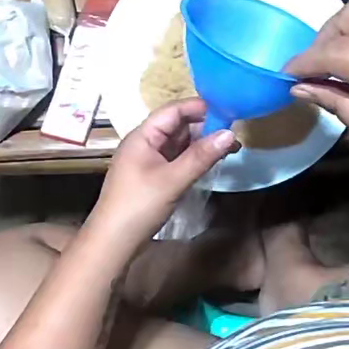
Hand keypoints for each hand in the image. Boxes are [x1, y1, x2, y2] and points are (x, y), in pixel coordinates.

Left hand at [88, 100, 237, 245]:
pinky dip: (193, 158)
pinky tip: (212, 162)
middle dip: (204, 126)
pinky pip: (175, 159)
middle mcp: (144, 143)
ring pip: (178, 144)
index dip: (199, 107)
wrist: (113, 241)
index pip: (173, 110)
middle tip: (235, 132)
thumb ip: (201, 156)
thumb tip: (230, 133)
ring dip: (201, 144)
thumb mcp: (173, 179)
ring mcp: (147, 160)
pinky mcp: (152, 177)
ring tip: (230, 147)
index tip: (228, 110)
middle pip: (177, 125)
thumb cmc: (139, 205)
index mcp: (142, 136)